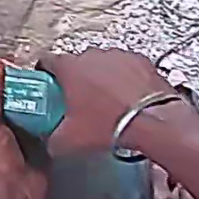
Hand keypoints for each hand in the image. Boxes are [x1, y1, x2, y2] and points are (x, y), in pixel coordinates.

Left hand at [0, 60, 47, 198]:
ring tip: (55, 80)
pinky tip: (65, 102)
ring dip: (43, 99)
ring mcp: (25, 138)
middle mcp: (4, 128)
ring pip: (34, 111)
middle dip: (26, 86)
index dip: (1, 78)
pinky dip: (56, 116)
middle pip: (16, 100)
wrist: (17, 196)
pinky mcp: (44, 146)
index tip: (15, 61)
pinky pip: (50, 125)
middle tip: (41, 68)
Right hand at [39, 48, 196, 158]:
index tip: (48, 87)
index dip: (45, 74)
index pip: (47, 61)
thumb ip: (53, 139)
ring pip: (102, 64)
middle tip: (79, 101)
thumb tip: (52, 143)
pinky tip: (128, 98)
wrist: (153, 122)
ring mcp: (118, 55)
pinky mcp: (140, 60)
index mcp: (70, 68)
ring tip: (107, 102)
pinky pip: (125, 67)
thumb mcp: (71, 140)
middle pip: (76, 63)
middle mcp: (92, 55)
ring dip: (101, 78)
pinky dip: (124, 79)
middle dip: (76, 79)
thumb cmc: (111, 125)